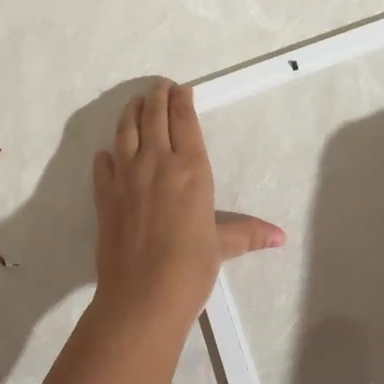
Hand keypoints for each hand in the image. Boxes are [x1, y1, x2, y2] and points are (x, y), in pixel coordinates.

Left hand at [91, 81, 284, 325]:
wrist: (143, 295)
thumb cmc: (190, 268)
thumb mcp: (222, 247)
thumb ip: (247, 234)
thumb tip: (280, 237)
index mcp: (191, 168)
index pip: (184, 120)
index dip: (182, 100)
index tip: (182, 89)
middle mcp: (157, 162)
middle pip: (154, 115)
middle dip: (157, 96)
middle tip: (159, 87)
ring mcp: (126, 175)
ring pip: (126, 130)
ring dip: (131, 112)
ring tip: (136, 104)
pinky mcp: (104, 194)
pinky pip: (103, 163)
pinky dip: (106, 153)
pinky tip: (107, 152)